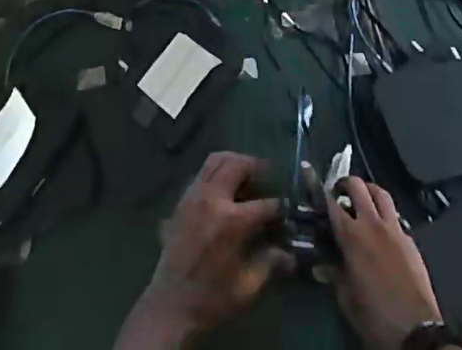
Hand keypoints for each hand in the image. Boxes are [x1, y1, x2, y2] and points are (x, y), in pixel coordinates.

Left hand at [114, 152, 293, 349]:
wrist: (171, 301)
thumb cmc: (213, 297)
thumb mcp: (248, 286)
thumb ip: (271, 263)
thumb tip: (290, 253)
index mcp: (232, 220)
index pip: (265, 203)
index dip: (281, 206)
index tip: (289, 210)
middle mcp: (212, 198)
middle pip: (236, 165)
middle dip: (257, 167)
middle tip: (270, 176)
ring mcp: (194, 194)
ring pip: (216, 160)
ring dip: (235, 161)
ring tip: (250, 174)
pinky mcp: (183, 198)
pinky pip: (202, 171)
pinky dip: (218, 169)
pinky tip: (228, 186)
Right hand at [326, 177, 443, 349]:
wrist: (419, 335)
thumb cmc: (375, 315)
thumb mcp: (346, 297)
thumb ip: (333, 274)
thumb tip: (319, 267)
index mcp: (351, 235)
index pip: (330, 201)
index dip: (317, 186)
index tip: (308, 174)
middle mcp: (372, 225)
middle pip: (358, 186)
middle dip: (345, 184)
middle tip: (339, 194)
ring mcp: (395, 232)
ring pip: (381, 195)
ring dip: (369, 192)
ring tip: (362, 202)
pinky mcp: (412, 244)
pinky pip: (396, 219)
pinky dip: (385, 217)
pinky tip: (381, 234)